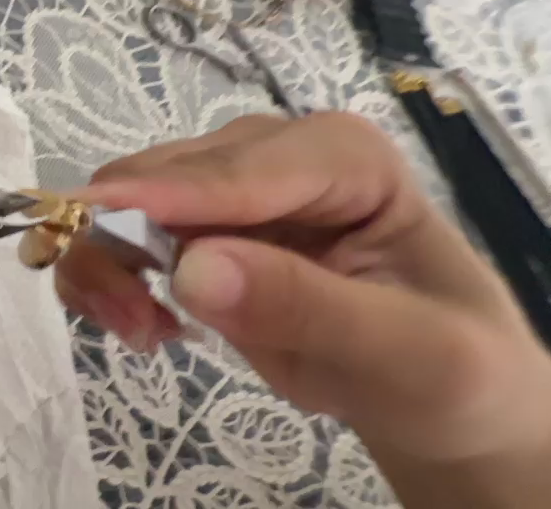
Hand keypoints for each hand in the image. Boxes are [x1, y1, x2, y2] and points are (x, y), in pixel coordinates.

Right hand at [55, 113, 550, 473]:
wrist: (434, 400)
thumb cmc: (459, 376)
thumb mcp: (421, 359)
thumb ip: (313, 309)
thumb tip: (191, 269)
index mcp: (338, 155)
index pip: (232, 173)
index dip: (159, 199)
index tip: (92, 224)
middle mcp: (261, 150)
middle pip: (152, 178)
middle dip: (121, 242)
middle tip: (130, 322)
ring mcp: (213, 183)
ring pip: (112, 201)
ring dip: (103, 263)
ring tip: (137, 330)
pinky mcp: (180, 219)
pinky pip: (107, 232)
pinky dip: (100, 275)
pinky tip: (140, 322)